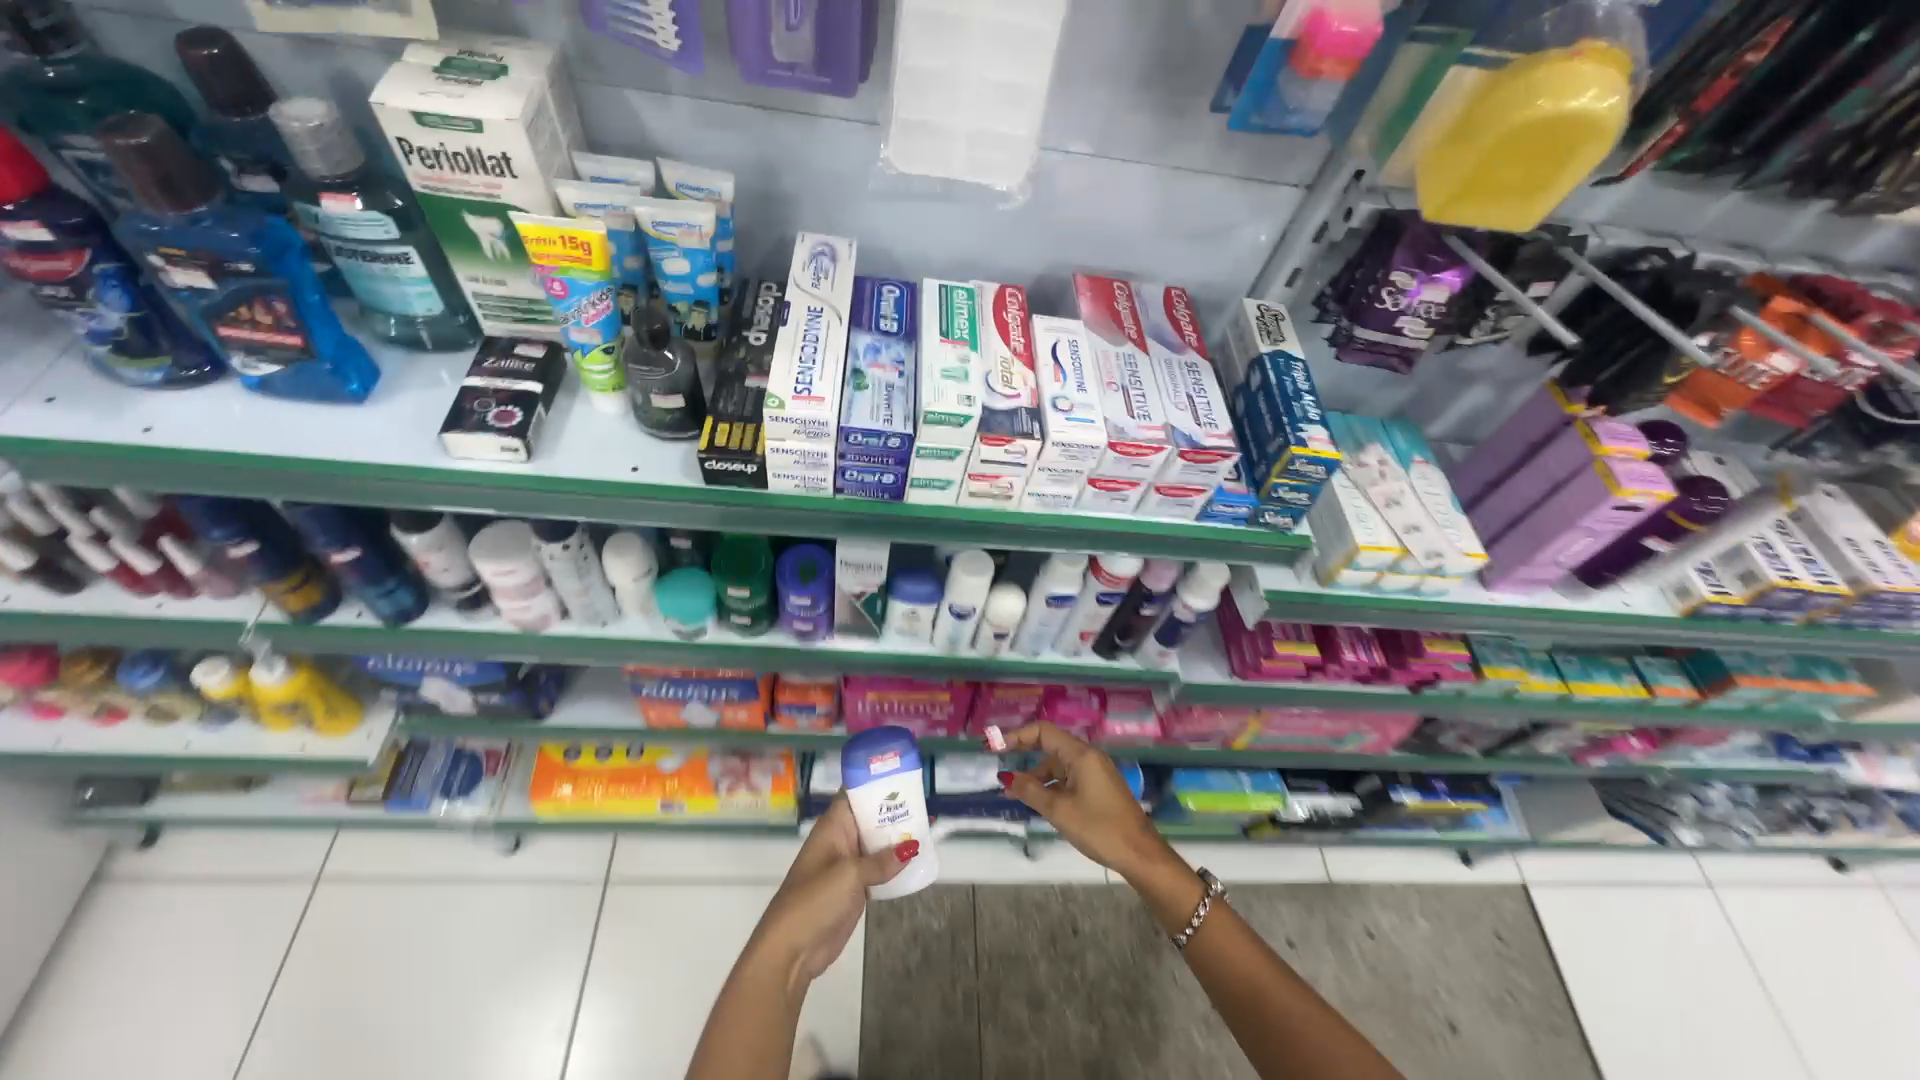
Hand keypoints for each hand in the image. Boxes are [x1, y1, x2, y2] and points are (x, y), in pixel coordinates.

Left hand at [748, 794, 912, 988]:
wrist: (793, 948)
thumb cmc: (814, 901)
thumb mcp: (849, 875)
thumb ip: (881, 861)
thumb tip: (912, 847)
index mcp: (834, 827)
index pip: (855, 794)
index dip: (877, 784)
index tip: (905, 776)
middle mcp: (842, 840)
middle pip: (871, 818)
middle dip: (896, 812)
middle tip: (927, 806)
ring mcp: (849, 864)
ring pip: (878, 844)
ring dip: (899, 839)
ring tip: (930, 828)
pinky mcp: (856, 887)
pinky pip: (880, 868)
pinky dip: (897, 865)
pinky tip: (919, 861)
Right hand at [998, 722, 1174, 880]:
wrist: (1139, 853)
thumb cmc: (1099, 828)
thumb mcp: (1059, 811)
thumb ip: (1030, 791)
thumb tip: (1007, 778)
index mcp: (1081, 755)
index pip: (1043, 732)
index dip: (1017, 736)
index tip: (994, 748)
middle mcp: (1088, 757)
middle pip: (1050, 746)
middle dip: (1024, 756)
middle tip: (998, 764)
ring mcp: (1095, 772)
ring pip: (1058, 766)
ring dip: (1036, 777)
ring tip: (1014, 794)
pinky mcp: (1098, 787)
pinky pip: (1068, 778)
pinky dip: (1051, 786)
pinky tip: (1038, 802)